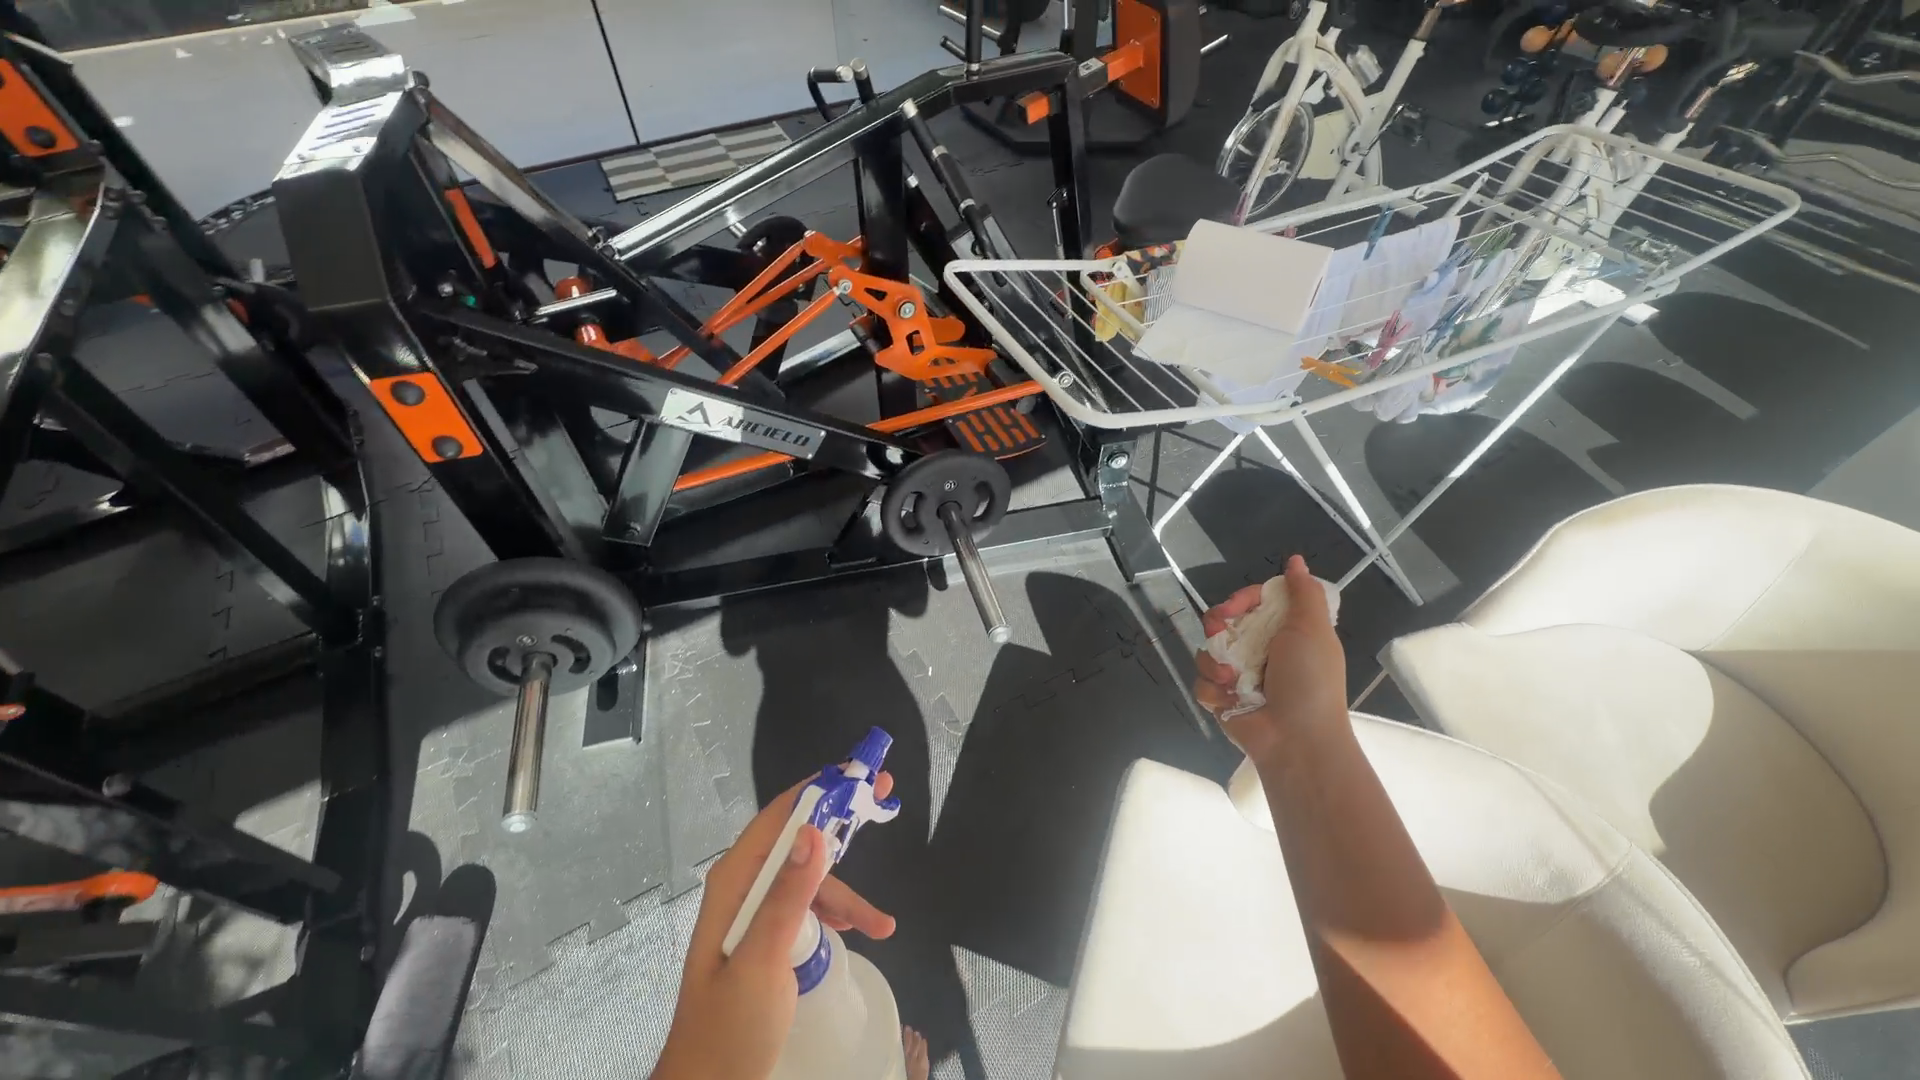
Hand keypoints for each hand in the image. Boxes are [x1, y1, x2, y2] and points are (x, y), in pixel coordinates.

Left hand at [653, 772, 898, 1079]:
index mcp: (735, 881)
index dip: (819, 788)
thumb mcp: (764, 958)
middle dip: (841, 821)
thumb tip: (814, 830)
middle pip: (798, 839)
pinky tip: (862, 931)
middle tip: (884, 795)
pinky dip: (836, 915)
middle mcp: (744, 887)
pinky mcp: (768, 938)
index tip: (856, 771)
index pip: (779, 816)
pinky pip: (807, 909)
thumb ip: (788, 894)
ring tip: (879, 924)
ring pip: (809, 880)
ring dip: (846, 894)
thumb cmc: (730, 1024)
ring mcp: (755, 913)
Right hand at [1193, 555, 1348, 765]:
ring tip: (1233, 680)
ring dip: (1216, 663)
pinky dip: (1214, 690)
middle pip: (1223, 622)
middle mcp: (1260, 651)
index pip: (1252, 602)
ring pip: (1207, 651)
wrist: (1296, 738)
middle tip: (1220, 633)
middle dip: (1217, 626)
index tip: (1234, 607)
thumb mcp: (1313, 630)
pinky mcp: (1222, 699)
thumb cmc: (1309, 681)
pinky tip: (1230, 699)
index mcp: (1284, 632)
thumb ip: (1303, 593)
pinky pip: (1202, 682)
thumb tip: (1297, 561)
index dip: (1240, 599)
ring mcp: (1239, 676)